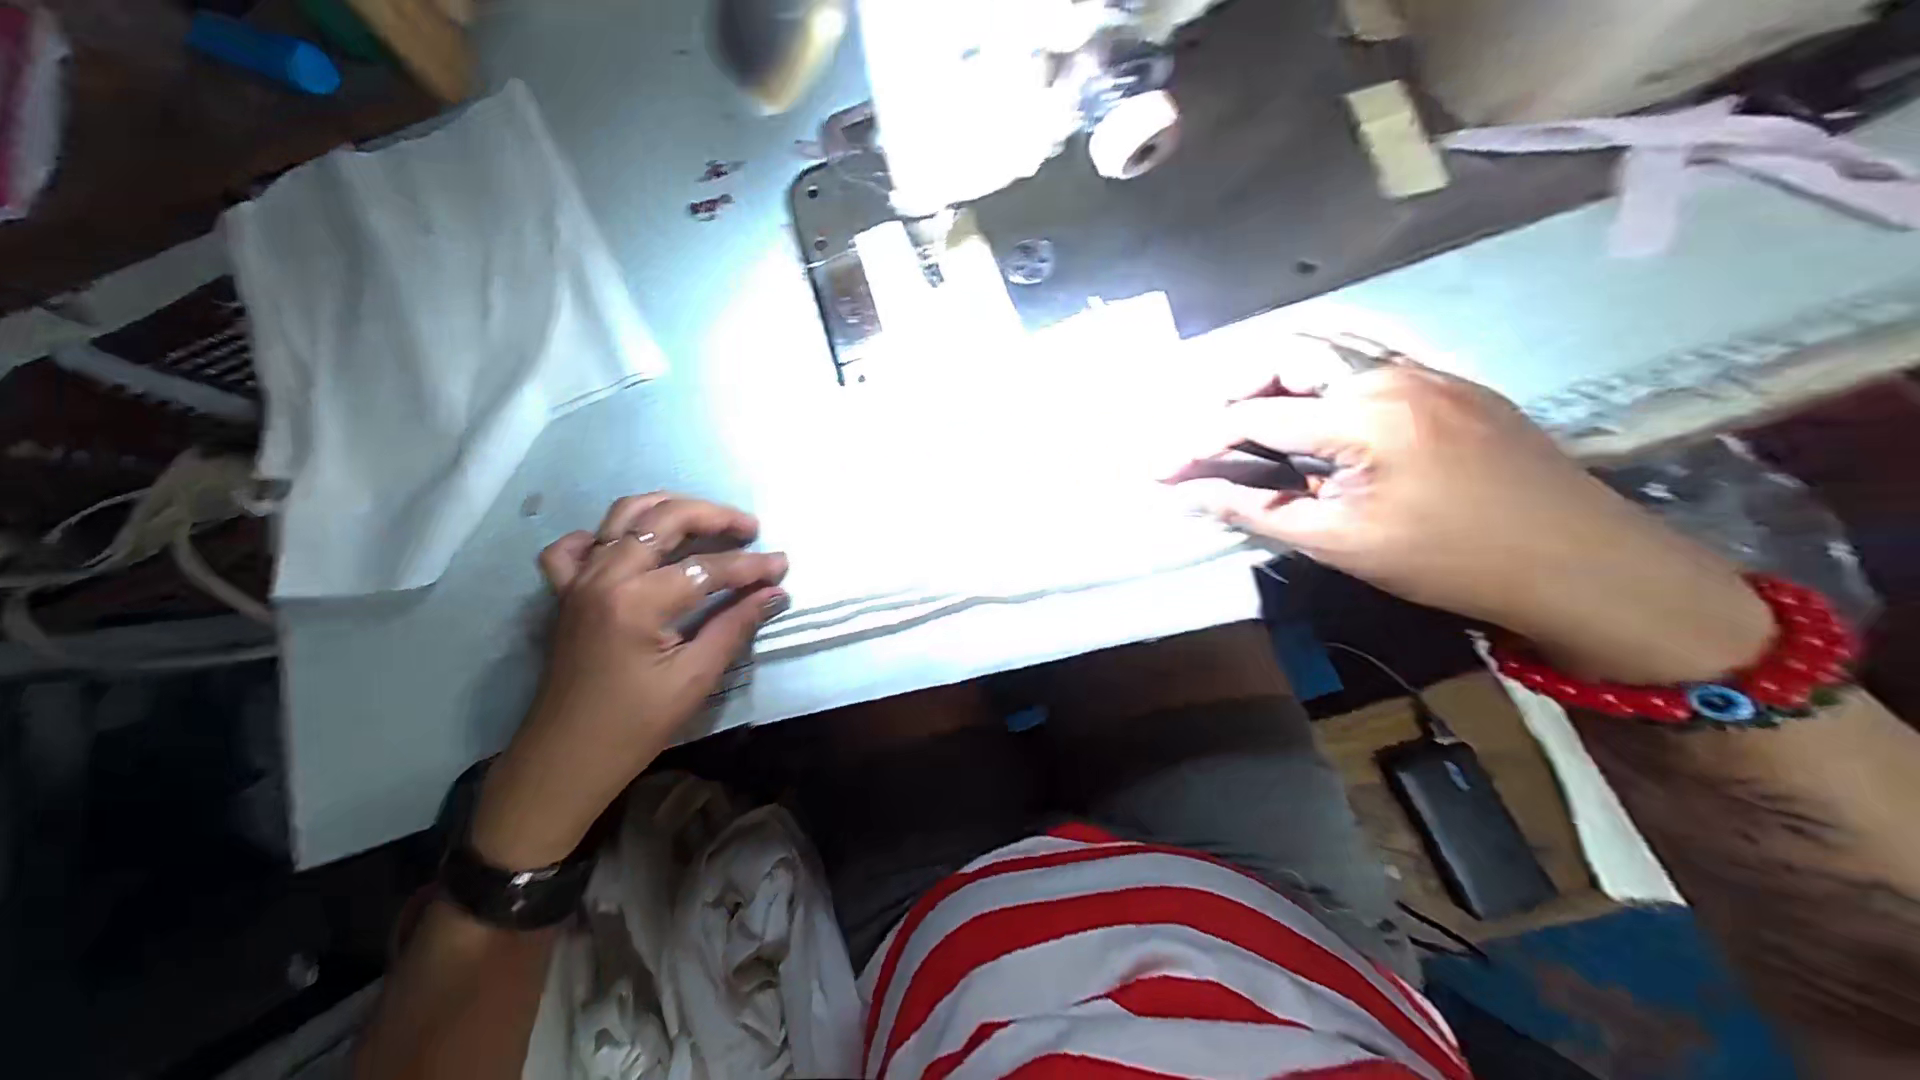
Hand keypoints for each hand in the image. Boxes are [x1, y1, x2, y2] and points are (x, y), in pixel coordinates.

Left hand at [468, 493, 789, 868]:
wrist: (566, 759)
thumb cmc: (635, 726)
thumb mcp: (695, 679)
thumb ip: (735, 626)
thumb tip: (775, 592)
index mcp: (637, 602)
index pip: (708, 567)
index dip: (752, 565)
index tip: (783, 565)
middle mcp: (605, 576)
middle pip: (664, 519)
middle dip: (714, 516)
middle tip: (750, 527)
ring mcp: (579, 580)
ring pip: (623, 515)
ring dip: (668, 509)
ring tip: (704, 520)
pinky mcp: (566, 593)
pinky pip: (577, 546)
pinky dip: (605, 535)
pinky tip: (629, 545)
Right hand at [1169, 337, 1773, 685]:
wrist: (1581, 562)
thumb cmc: (1451, 560)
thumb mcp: (1344, 545)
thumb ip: (1263, 511)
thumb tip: (1201, 495)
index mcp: (1363, 417)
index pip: (1254, 416)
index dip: (1198, 442)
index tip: (1162, 467)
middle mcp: (1392, 375)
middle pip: (1289, 354)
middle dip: (1235, 387)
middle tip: (1208, 432)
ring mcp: (1429, 373)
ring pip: (1331, 353)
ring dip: (1279, 382)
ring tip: (1254, 425)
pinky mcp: (1453, 385)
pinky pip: (1368, 367)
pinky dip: (1323, 387)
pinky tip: (1320, 424)